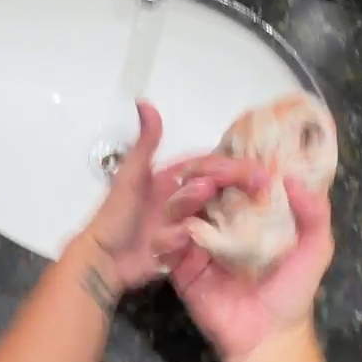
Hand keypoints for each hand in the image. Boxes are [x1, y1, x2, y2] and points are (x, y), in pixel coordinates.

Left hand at [79, 101, 263, 292]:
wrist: (103, 259)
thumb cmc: (115, 215)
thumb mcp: (131, 175)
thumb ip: (145, 142)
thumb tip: (143, 102)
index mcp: (173, 180)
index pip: (207, 167)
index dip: (227, 165)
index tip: (252, 167)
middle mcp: (184, 201)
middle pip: (217, 191)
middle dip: (234, 186)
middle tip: (258, 184)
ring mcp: (187, 226)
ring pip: (211, 216)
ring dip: (205, 208)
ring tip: (205, 201)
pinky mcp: (186, 252)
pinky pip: (201, 244)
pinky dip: (197, 239)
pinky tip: (201, 236)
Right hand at [168, 178, 333, 360]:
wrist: (269, 336)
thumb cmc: (291, 291)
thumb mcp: (316, 248)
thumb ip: (314, 212)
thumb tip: (291, 178)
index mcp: (246, 212)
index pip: (232, 177)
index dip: (236, 165)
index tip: (252, 171)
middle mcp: (218, 222)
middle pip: (200, 184)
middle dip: (206, 171)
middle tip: (217, 175)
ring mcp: (196, 244)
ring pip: (177, 208)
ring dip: (185, 196)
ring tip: (201, 193)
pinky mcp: (179, 267)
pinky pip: (164, 245)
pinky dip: (169, 235)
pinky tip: (185, 234)